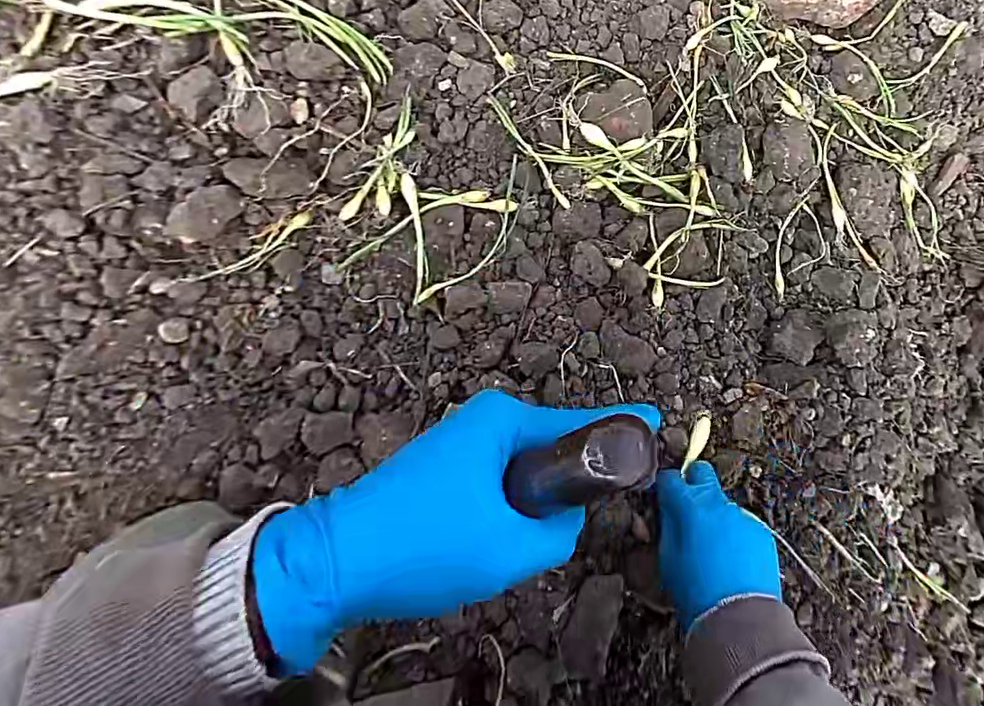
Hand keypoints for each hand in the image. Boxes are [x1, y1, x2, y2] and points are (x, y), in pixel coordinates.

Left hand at [251, 390, 660, 672]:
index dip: (621, 429)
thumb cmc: (421, 546)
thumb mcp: (506, 551)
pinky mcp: (448, 462)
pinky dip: (512, 500)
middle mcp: (487, 417)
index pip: (580, 421)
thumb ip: (560, 534)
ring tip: (530, 535)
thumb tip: (570, 519)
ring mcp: (464, 438)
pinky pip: (501, 475)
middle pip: (554, 445)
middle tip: (585, 511)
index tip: (657, 425)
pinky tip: (501, 534)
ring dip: (536, 497)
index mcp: (504, 420)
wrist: (326, 566)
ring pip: (526, 466)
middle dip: (572, 479)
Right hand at [656, 460, 781, 629]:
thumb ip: (667, 525)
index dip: (665, 485)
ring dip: (713, 517)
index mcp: (692, 507)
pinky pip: (741, 525)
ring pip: (722, 504)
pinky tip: (729, 560)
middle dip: (691, 482)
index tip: (663, 492)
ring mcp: (742, 515)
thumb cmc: (697, 593)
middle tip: (685, 504)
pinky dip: (733, 535)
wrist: (739, 617)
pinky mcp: (759, 530)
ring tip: (709, 550)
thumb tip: (667, 508)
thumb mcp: (668, 560)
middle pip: (702, 473)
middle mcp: (719, 504)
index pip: (672, 478)